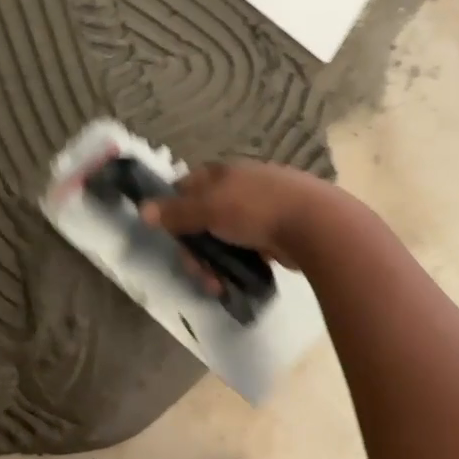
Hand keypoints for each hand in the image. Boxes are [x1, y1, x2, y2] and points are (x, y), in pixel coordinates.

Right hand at [140, 161, 340, 270]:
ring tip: (217, 285)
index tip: (171, 236)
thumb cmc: (255, 209)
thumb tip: (142, 210)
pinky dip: (236, 265)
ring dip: (213, 263)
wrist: (316, 227)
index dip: (173, 210)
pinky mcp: (275, 233)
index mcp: (221, 173)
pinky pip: (244, 250)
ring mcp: (259, 210)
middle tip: (198, 272)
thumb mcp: (208, 209)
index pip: (184, 187)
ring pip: (222, 237)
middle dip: (195, 249)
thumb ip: (175, 213)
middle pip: (200, 218)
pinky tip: (236, 281)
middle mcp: (238, 187)